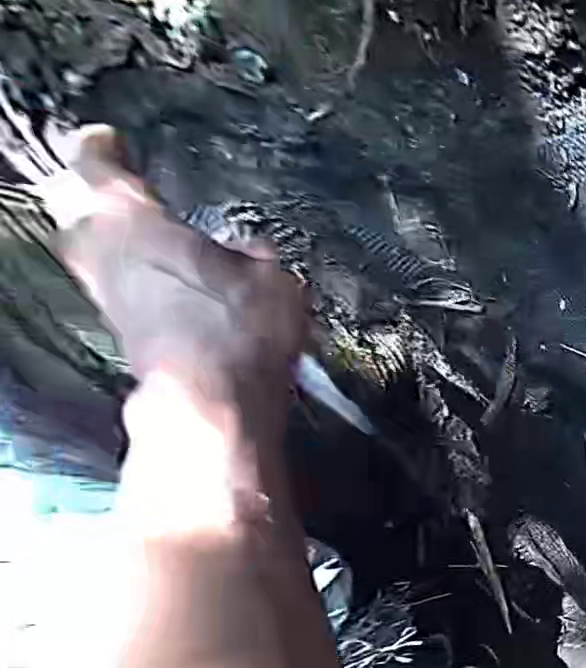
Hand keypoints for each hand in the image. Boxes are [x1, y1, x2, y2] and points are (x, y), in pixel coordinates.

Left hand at [46, 126, 307, 421]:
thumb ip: (254, 256)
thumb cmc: (240, 323)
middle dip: (111, 200)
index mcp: (126, 213)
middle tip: (143, 201)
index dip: (106, 146)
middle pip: (86, 202)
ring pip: (102, 242)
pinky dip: (146, 276)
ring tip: (174, 249)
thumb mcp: (275, 281)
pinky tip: (182, 288)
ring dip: (132, 242)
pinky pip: (124, 278)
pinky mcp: (114, 315)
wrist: (213, 388)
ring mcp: (97, 280)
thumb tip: (246, 248)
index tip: (112, 138)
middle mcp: (93, 238)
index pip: (98, 161)